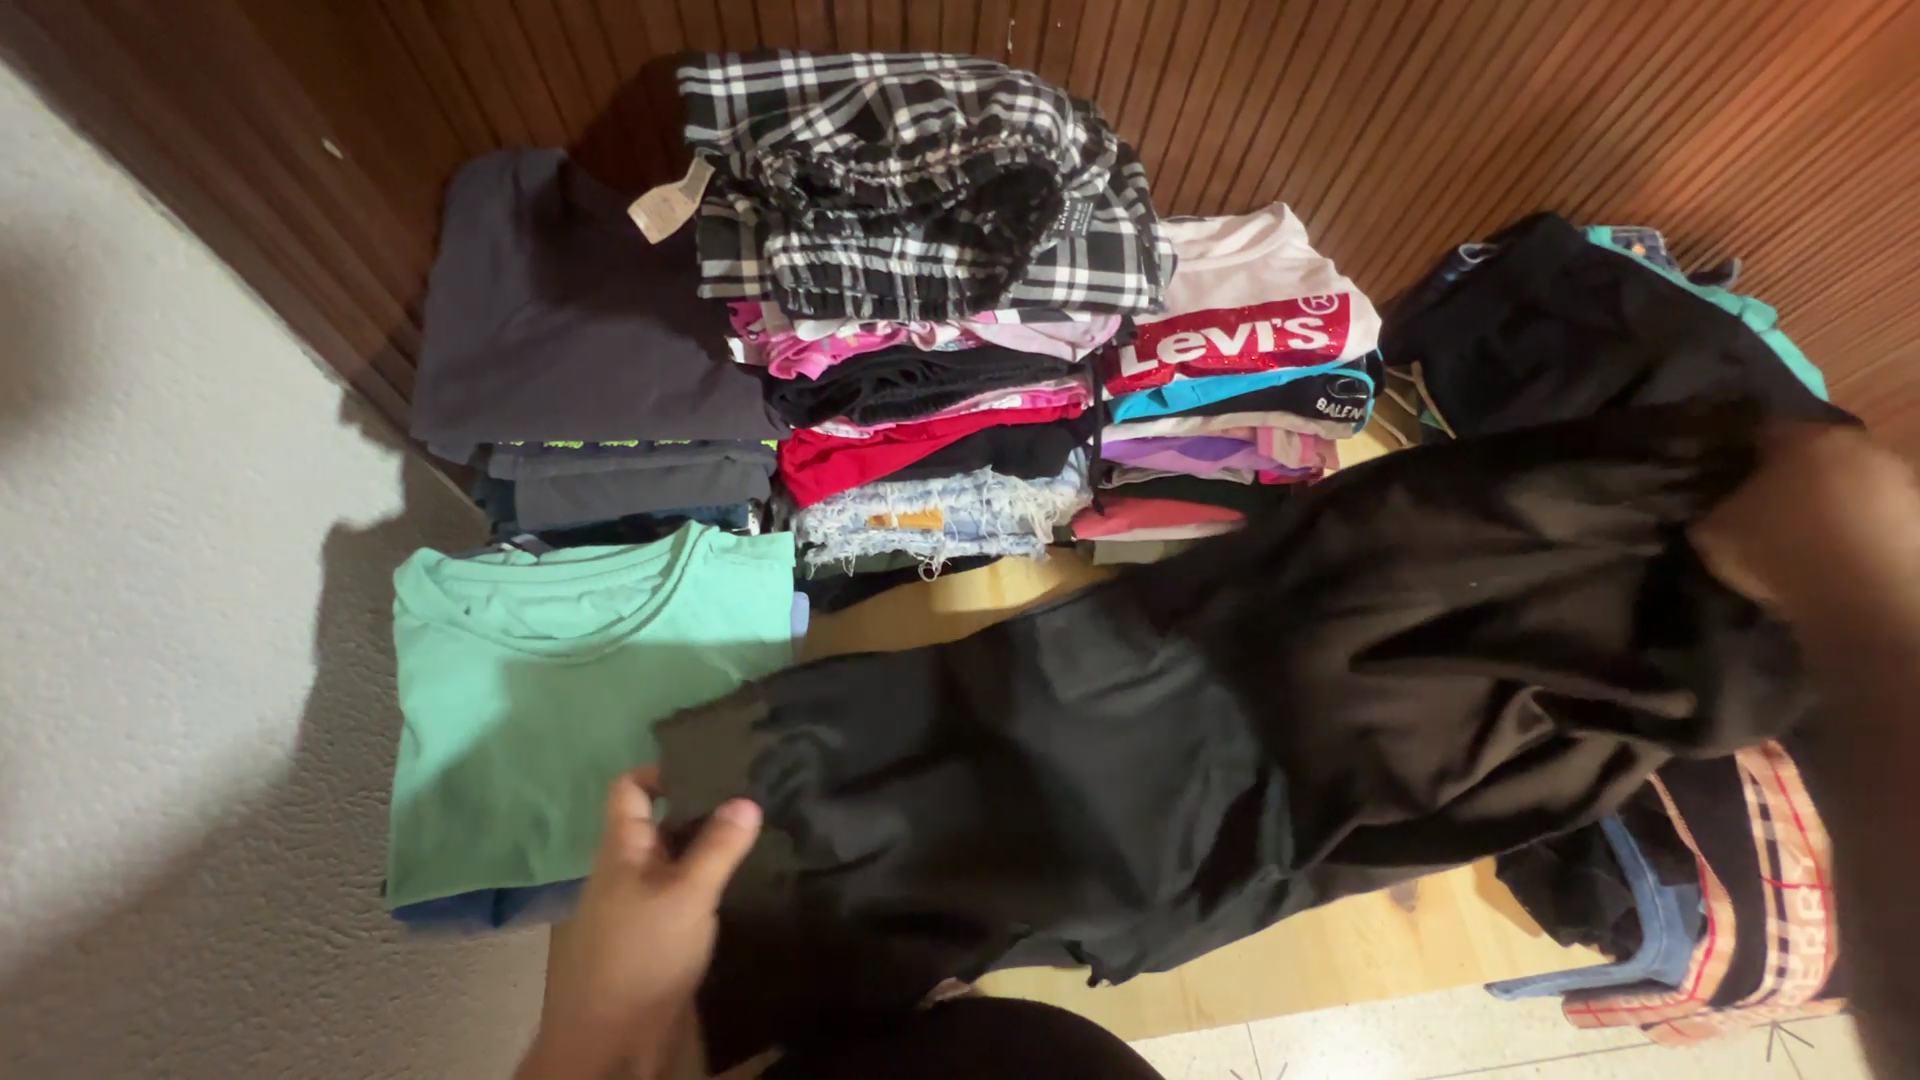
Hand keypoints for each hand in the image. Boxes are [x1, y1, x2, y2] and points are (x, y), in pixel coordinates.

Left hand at [517, 768, 761, 1079]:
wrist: (609, 1046)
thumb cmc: (641, 957)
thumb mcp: (686, 895)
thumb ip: (718, 847)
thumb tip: (748, 798)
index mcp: (622, 850)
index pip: (630, 788)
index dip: (663, 771)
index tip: (711, 766)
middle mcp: (628, 869)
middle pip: (661, 821)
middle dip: (702, 806)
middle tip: (753, 791)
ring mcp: (640, 904)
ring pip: (676, 857)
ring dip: (709, 844)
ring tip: (758, 829)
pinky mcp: (657, 935)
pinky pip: (683, 890)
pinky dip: (709, 879)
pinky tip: (743, 879)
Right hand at [1691, 423, 1919, 614]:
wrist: (1868, 596)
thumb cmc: (1778, 548)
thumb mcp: (1711, 530)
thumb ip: (1710, 507)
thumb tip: (1712, 505)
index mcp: (1804, 439)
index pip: (1759, 431)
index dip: (1734, 453)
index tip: (1716, 475)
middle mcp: (1859, 446)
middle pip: (1810, 454)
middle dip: (1784, 474)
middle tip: (1754, 502)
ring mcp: (1900, 480)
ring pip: (1844, 481)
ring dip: (1821, 500)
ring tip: (1793, 532)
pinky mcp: (1919, 515)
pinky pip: (1870, 512)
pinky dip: (1848, 525)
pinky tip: (1825, 552)